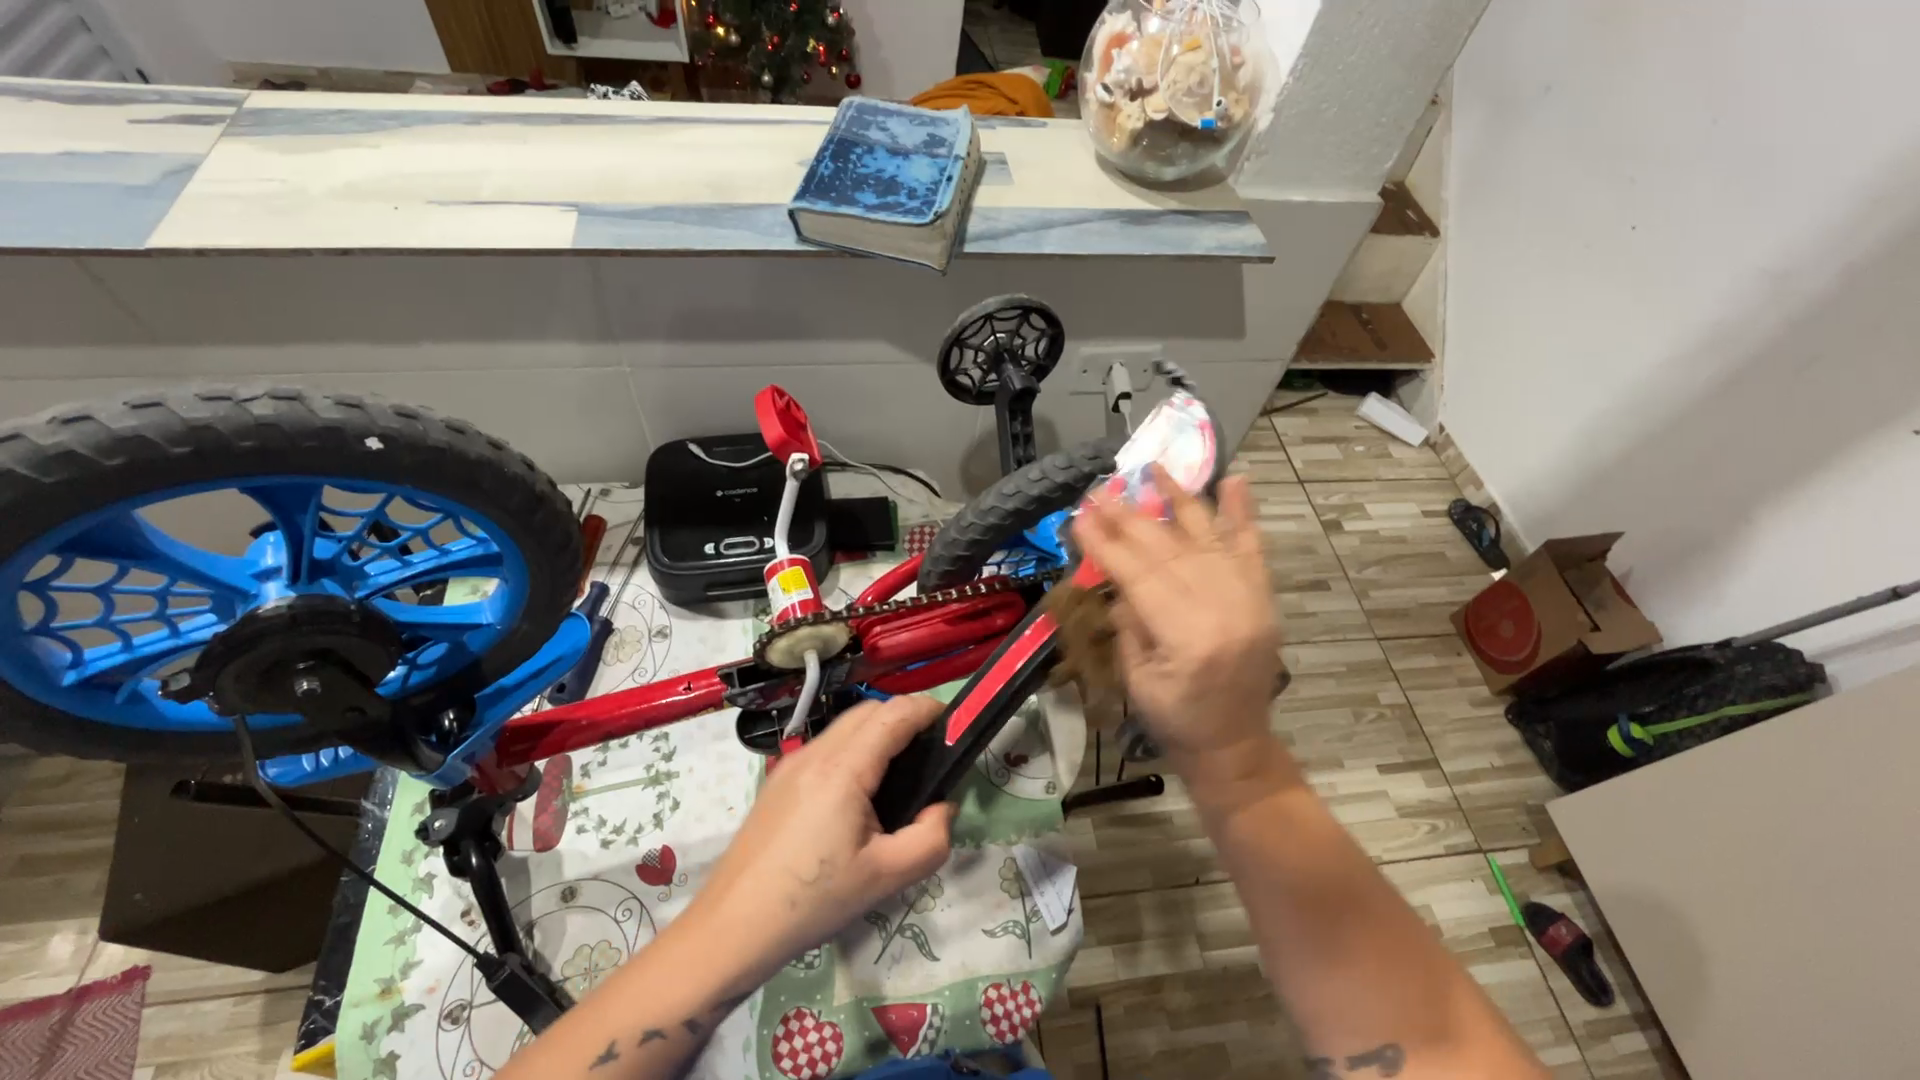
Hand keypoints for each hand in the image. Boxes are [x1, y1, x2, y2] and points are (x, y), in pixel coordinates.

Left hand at [683, 696, 954, 976]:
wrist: (733, 927)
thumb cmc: (813, 901)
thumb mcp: (887, 877)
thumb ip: (930, 837)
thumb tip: (942, 807)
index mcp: (842, 770)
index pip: (893, 715)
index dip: (927, 709)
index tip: (953, 723)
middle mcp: (814, 754)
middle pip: (868, 711)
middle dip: (904, 717)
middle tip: (932, 752)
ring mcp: (790, 766)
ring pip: (844, 728)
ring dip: (877, 733)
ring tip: (901, 775)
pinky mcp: (777, 783)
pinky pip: (825, 748)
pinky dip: (853, 750)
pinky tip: (860, 795)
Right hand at [1072, 468, 1286, 776]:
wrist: (1233, 744)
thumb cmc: (1173, 719)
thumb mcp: (1134, 678)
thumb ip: (1128, 621)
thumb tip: (1116, 570)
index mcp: (1187, 638)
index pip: (1139, 576)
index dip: (1106, 543)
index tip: (1080, 513)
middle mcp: (1223, 611)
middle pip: (1169, 550)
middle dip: (1130, 516)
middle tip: (1100, 489)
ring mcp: (1250, 601)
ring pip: (1207, 540)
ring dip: (1179, 500)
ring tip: (1154, 468)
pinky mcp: (1264, 599)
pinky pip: (1252, 549)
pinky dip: (1242, 514)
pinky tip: (1234, 480)